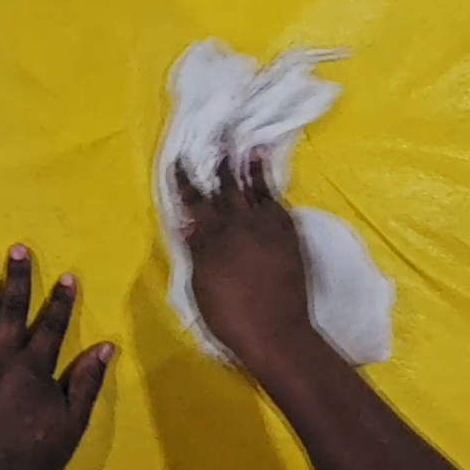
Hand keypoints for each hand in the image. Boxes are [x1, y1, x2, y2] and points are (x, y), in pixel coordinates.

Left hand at [0, 246, 114, 469]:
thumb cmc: (39, 452)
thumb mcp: (73, 420)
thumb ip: (86, 381)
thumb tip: (105, 346)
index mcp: (34, 367)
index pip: (52, 324)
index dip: (61, 299)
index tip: (67, 276)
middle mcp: (3, 358)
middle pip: (12, 309)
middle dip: (16, 277)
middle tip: (16, 248)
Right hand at [174, 152, 317, 372]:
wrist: (277, 333)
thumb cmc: (231, 315)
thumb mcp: (202, 284)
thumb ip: (197, 249)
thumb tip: (187, 221)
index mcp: (216, 237)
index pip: (196, 201)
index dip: (186, 181)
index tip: (179, 160)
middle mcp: (242, 225)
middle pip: (229, 187)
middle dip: (222, 162)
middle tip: (221, 136)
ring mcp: (270, 229)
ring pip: (258, 190)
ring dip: (252, 168)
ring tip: (251, 146)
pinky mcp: (290, 237)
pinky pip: (279, 205)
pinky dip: (272, 190)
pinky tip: (269, 183)